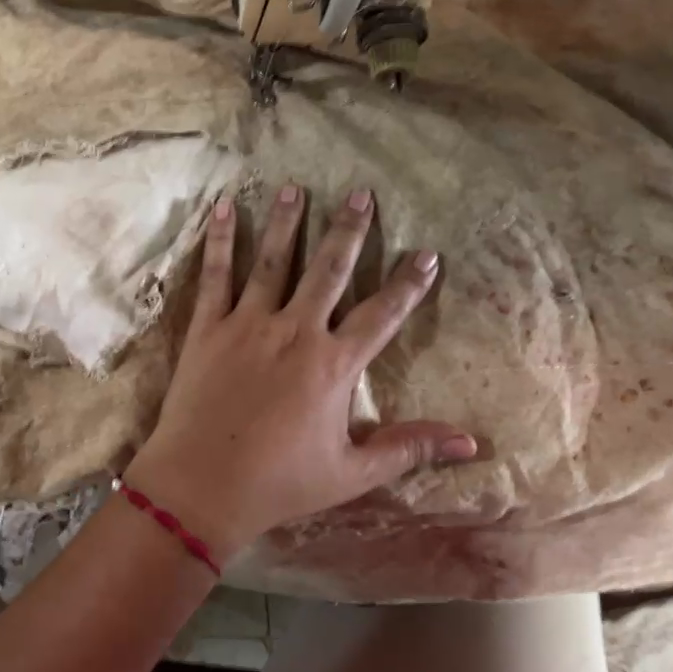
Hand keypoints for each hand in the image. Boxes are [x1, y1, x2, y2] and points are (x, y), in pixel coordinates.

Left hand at [124, 184, 475, 556]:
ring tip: (295, 188)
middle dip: (348, 230)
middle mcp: (294, 332)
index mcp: (333, 365)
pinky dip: (220, 240)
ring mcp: (247, 324)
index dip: (407, 284)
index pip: (381, 314)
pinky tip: (224, 208)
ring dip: (286, 222)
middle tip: (359, 194)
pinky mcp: (208, 327)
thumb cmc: (280, 482)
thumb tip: (471, 444)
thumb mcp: (352, 472)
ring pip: (273, 262)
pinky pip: (215, 275)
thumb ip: (408, 449)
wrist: (201, 483)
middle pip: (329, 270)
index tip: (426, 253)